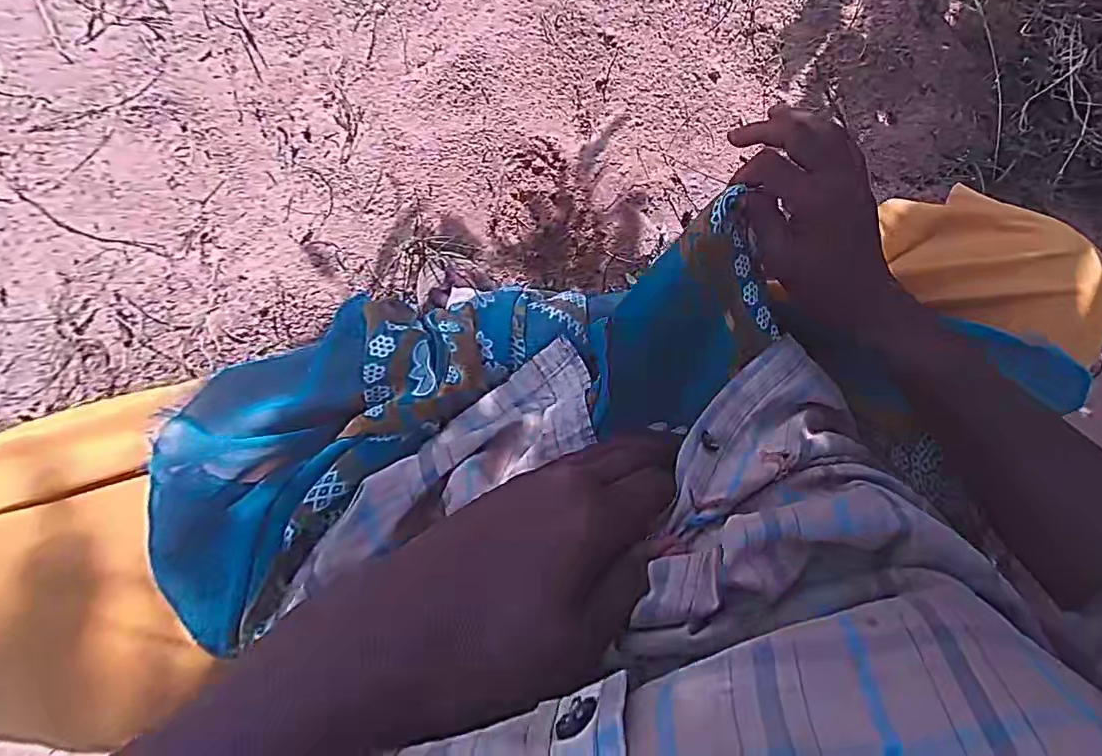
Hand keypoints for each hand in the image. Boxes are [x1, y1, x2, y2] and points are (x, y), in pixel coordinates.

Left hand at [131, 437, 675, 753]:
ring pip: (600, 451)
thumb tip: (649, 553)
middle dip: (665, 455)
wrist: (393, 633)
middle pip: (632, 449)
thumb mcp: (577, 644)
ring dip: (631, 457)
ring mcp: (533, 476)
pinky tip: (598, 494)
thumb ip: (624, 589)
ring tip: (651, 477)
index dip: (687, 492)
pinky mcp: (506, 487)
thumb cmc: (493, 652)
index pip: (659, 486)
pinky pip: (571, 463)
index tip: (708, 499)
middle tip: (689, 472)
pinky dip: (599, 467)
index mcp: (594, 513)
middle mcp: (568, 477)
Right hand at [728, 104, 912, 338]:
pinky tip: (807, 132)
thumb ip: (760, 216)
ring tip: (771, 117)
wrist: (867, 301)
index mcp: (814, 199)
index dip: (745, 173)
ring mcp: (853, 179)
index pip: (770, 165)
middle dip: (764, 129)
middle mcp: (837, 180)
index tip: (734, 192)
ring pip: (826, 130)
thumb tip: (745, 193)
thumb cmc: (820, 286)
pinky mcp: (860, 184)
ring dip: (796, 121)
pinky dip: (822, 131)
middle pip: (799, 134)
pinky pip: (844, 143)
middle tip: (737, 136)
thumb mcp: (779, 257)